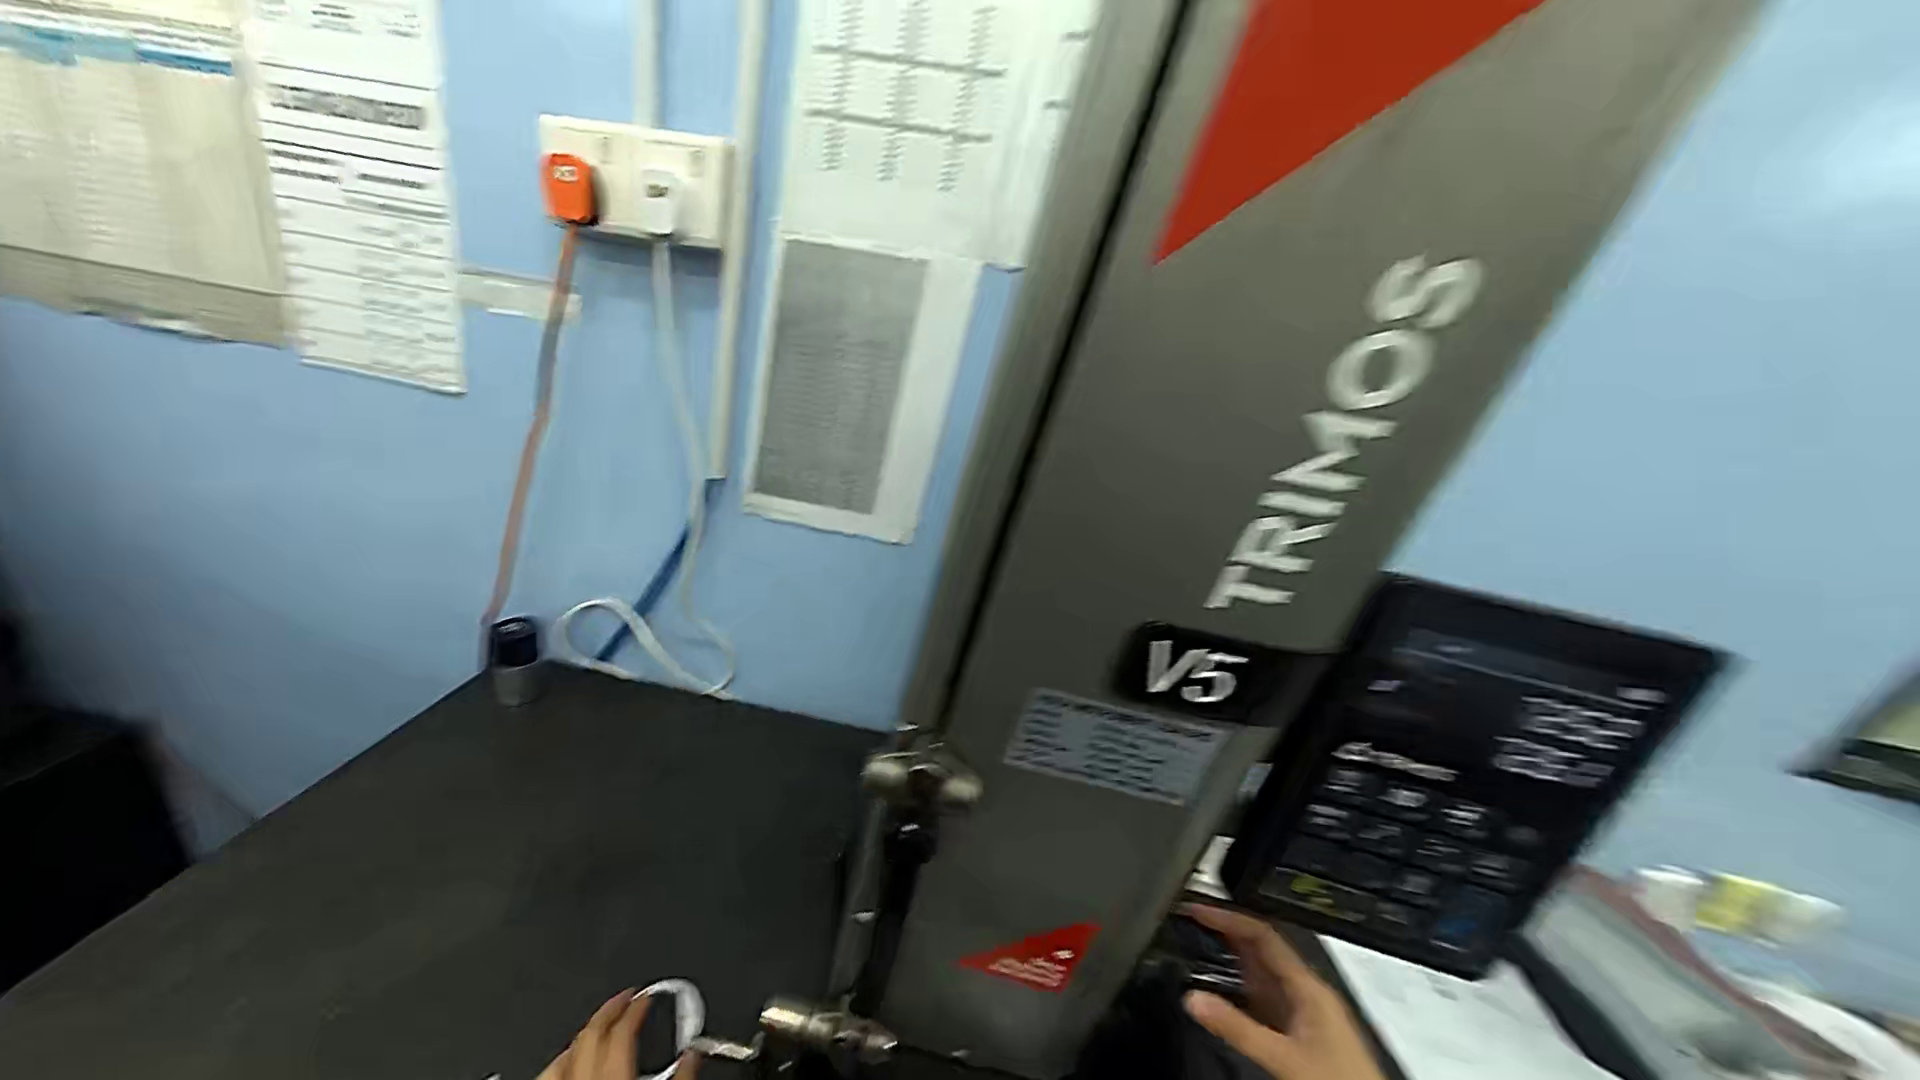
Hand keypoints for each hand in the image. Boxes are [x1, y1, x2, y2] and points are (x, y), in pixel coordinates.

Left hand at [536, 989, 701, 1079]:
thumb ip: (682, 1074)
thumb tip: (695, 1050)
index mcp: (616, 1074)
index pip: (623, 1029)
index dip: (637, 1005)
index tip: (646, 994)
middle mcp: (586, 1079)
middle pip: (592, 1034)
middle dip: (609, 1007)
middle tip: (626, 994)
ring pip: (562, 1056)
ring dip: (580, 1035)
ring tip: (595, 1022)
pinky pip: (547, 1078)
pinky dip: (559, 1062)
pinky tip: (567, 1059)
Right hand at [1180, 905, 1385, 1079]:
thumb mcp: (1285, 1058)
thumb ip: (1238, 1028)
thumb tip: (1192, 999)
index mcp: (1307, 986)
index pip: (1262, 934)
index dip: (1228, 917)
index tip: (1197, 908)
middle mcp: (1305, 992)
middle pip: (1260, 947)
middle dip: (1225, 930)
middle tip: (1189, 919)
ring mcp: (1302, 1012)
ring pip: (1260, 971)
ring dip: (1229, 955)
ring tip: (1195, 941)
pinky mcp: (1298, 1032)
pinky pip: (1261, 995)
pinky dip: (1236, 983)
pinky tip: (1218, 987)